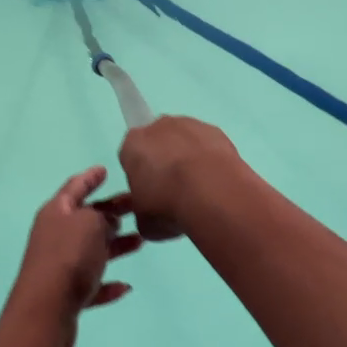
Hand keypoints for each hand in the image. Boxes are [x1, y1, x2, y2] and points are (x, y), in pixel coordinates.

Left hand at [6, 166, 142, 346]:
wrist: (45, 312)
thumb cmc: (69, 257)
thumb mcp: (91, 224)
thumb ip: (103, 217)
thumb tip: (107, 223)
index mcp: (56, 211)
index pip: (75, 186)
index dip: (90, 177)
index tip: (105, 170)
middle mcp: (55, 235)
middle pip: (86, 218)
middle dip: (111, 211)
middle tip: (137, 206)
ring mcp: (59, 265)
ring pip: (91, 250)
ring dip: (115, 245)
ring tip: (141, 242)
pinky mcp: (65, 295)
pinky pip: (91, 283)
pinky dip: (107, 283)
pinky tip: (126, 287)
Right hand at [119, 116, 246, 241]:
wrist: (211, 193)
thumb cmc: (167, 206)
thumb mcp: (143, 221)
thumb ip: (143, 210)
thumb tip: (151, 212)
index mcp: (133, 145)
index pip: (131, 156)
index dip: (140, 175)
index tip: (150, 193)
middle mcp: (158, 126)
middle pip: (157, 143)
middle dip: (163, 161)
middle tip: (173, 190)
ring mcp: (188, 124)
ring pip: (183, 140)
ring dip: (187, 158)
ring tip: (199, 188)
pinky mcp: (214, 129)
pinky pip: (206, 144)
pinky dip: (209, 158)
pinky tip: (216, 181)